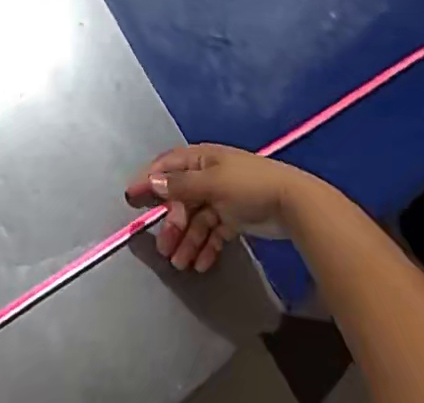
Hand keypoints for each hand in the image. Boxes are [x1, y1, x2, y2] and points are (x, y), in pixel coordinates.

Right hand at [125, 144, 321, 272]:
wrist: (292, 204)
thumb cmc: (249, 186)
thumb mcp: (213, 183)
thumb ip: (181, 185)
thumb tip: (153, 182)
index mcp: (203, 159)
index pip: (168, 166)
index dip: (149, 179)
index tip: (131, 198)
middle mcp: (209, 176)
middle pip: (180, 198)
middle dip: (171, 223)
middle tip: (164, 248)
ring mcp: (221, 198)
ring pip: (195, 219)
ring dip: (187, 240)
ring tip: (181, 264)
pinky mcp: (233, 218)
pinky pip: (212, 232)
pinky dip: (205, 246)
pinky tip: (201, 264)